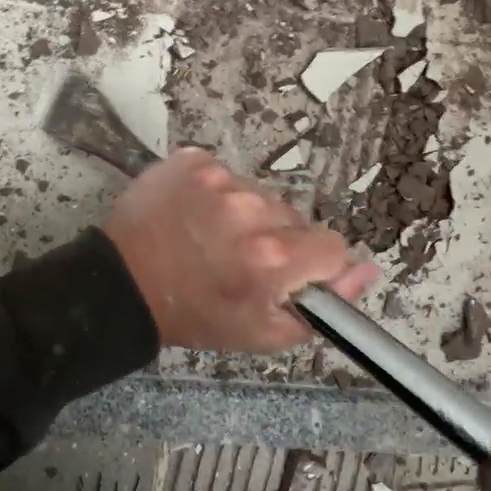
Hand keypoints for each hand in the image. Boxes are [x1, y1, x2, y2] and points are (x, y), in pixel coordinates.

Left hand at [101, 147, 377, 352]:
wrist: (124, 282)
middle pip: (292, 217)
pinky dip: (214, 191)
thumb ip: (326, 302)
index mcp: (272, 256)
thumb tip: (367, 268)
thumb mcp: (264, 329)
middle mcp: (249, 209)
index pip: (331, 246)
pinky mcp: (190, 160)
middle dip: (277, 238)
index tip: (290, 273)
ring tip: (211, 236)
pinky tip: (194, 214)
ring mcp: (216, 179)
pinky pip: (223, 174)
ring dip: (244, 213)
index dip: (315, 264)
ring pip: (257, 193)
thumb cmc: (194, 313)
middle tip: (240, 259)